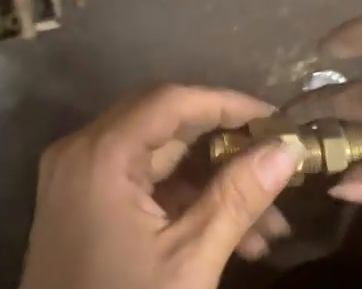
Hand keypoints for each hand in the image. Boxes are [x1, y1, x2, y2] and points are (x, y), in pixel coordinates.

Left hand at [18, 84, 301, 288]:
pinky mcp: (80, 205)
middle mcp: (81, 150)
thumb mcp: (189, 260)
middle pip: (163, 125)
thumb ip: (237, 198)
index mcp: (101, 153)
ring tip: (268, 227)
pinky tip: (230, 234)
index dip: (227, 103)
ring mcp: (76, 178)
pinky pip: (138, 185)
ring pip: (156, 160)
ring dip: (209, 182)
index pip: (172, 101)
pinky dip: (181, 201)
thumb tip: (286, 151)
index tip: (277, 119)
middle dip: (224, 148)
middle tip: (277, 167)